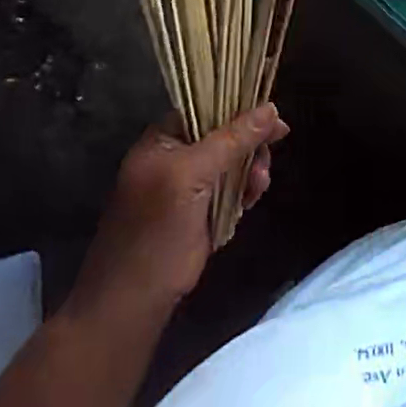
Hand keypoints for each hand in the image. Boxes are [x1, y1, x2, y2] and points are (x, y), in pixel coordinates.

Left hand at [66, 105, 288, 323]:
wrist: (133, 299)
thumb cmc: (155, 230)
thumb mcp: (193, 175)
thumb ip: (232, 139)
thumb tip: (271, 108)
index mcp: (162, 142)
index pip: (205, 107)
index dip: (240, 109)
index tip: (272, 118)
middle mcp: (176, 157)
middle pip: (227, 134)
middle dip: (250, 146)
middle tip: (266, 161)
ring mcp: (189, 185)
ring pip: (236, 161)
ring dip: (252, 170)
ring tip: (258, 187)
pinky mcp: (203, 209)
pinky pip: (235, 186)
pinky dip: (247, 189)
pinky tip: (250, 200)